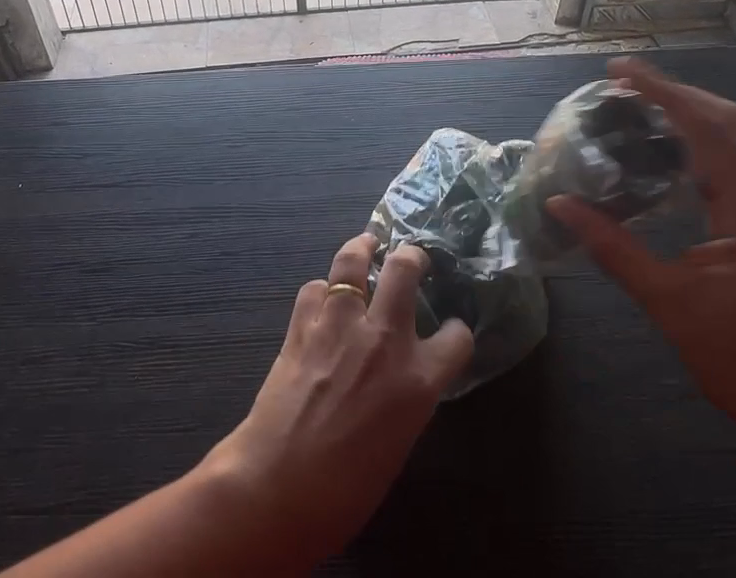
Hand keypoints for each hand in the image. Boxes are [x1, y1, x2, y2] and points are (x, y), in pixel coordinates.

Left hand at [200, 234, 472, 564]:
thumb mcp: (399, 441)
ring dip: (361, 249)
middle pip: (405, 270)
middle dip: (412, 256)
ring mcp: (339, 328)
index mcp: (419, 380)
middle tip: (410, 258)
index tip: (451, 332)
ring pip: (352, 262)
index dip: (456, 332)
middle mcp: (383, 341)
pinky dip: (321, 290)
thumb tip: (399, 380)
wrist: (278, 488)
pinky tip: (322, 299)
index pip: (457, 337)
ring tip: (365, 246)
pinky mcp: (300, 329)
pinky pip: (313, 289)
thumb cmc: (347, 489)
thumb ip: (407, 398)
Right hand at [547, 58, 735, 441]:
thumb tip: (559, 204)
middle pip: (733, 122)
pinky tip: (670, 152)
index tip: (618, 70)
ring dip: (694, 115)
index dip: (663, 93)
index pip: (710, 129)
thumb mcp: (668, 302)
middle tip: (622, 83)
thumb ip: (613, 247)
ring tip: (640, 106)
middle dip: (678, 94)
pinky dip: (705, 145)